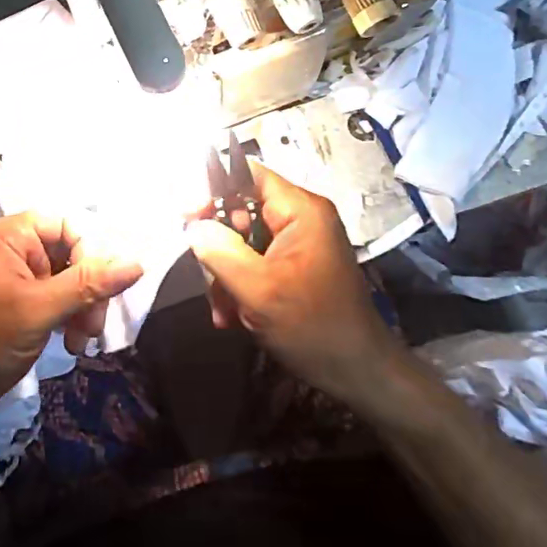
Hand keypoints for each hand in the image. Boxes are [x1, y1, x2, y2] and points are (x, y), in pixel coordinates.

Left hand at [0, 212, 143, 424]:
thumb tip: (137, 264)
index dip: (88, 255)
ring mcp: (14, 278)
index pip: (66, 226)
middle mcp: (11, 249)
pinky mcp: (18, 303)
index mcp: (8, 236)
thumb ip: (88, 284)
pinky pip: (54, 298)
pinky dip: (68, 318)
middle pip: (69, 254)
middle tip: (93, 327)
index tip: (100, 291)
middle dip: (88, 290)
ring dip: (81, 308)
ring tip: (81, 341)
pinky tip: (71, 343)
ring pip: (66, 280)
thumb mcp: (39, 309)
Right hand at [187, 164, 403, 407]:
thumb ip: (220, 251)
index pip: (245, 173)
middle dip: (217, 245)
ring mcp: (295, 243)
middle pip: (238, 209)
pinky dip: (237, 285)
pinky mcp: (291, 266)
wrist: (357, 373)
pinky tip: (233, 315)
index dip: (211, 187)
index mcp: (300, 209)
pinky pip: (251, 262)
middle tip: (208, 276)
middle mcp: (298, 218)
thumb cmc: (313, 327)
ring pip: (239, 240)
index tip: (189, 216)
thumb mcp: (259, 290)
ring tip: (225, 308)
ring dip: (224, 273)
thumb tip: (193, 226)